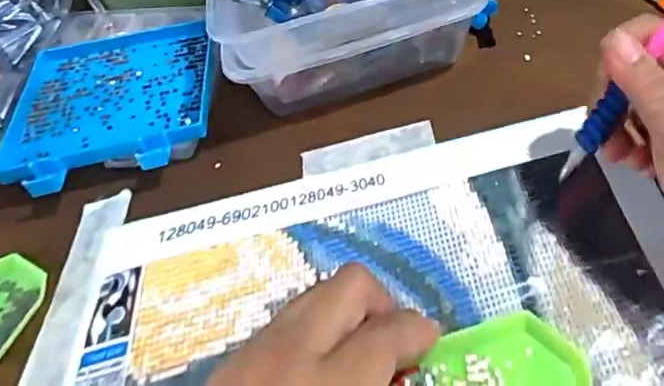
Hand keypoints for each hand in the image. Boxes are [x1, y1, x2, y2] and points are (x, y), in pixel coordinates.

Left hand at [209, 263, 440, 385]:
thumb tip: (400, 378)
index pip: (388, 333)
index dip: (419, 333)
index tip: (429, 343)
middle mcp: (292, 355)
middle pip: (354, 285)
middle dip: (383, 306)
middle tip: (392, 347)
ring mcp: (257, 351)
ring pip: (318, 293)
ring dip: (347, 314)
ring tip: (356, 358)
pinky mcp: (234, 359)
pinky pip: (288, 318)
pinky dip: (313, 330)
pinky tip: (315, 372)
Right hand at [598, 16, 663, 302]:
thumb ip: (647, 86)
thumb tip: (613, 38)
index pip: (652, 31)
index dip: (621, 48)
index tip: (605, 87)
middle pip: (639, 62)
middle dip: (613, 90)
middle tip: (602, 126)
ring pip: (636, 94)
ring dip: (617, 119)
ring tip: (614, 154)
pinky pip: (644, 124)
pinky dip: (630, 139)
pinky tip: (630, 164)